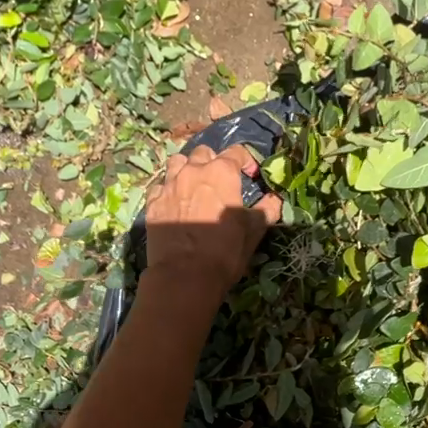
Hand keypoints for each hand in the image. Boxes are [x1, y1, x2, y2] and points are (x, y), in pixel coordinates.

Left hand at [144, 145, 281, 300]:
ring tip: (194, 184)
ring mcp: (169, 185)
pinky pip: (161, 185)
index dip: (246, 160)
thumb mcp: (254, 230)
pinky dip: (169, 189)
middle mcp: (193, 171)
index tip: (250, 174)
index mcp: (221, 172)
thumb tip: (275, 198)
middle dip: (213, 162)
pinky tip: (175, 202)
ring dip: (187, 168)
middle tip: (220, 181)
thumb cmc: (225, 250)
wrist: (184, 276)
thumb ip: (267, 209)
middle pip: (204, 153)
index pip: (236, 152)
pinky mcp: (152, 202)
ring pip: (178, 162)